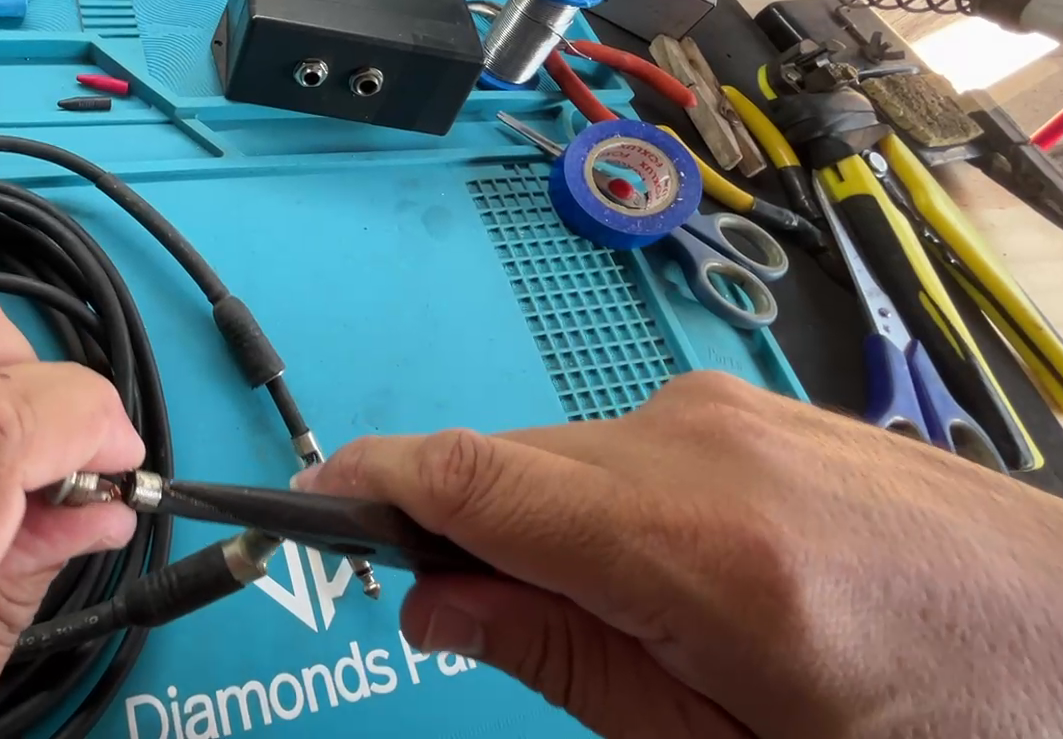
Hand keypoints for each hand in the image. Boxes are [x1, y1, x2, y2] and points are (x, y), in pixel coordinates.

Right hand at [302, 371, 1062, 737]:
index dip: (374, 479)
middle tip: (466, 610)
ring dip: (536, 518)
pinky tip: (667, 563)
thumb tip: (431, 605)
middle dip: (459, 526)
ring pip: (558, 452)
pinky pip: (618, 442)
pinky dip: (593, 497)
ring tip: (610, 608)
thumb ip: (564, 661)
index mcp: (704, 548)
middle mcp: (700, 441)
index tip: (313, 498)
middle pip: (507, 462)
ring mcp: (729, 406)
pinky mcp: (749, 400)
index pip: (474, 478)